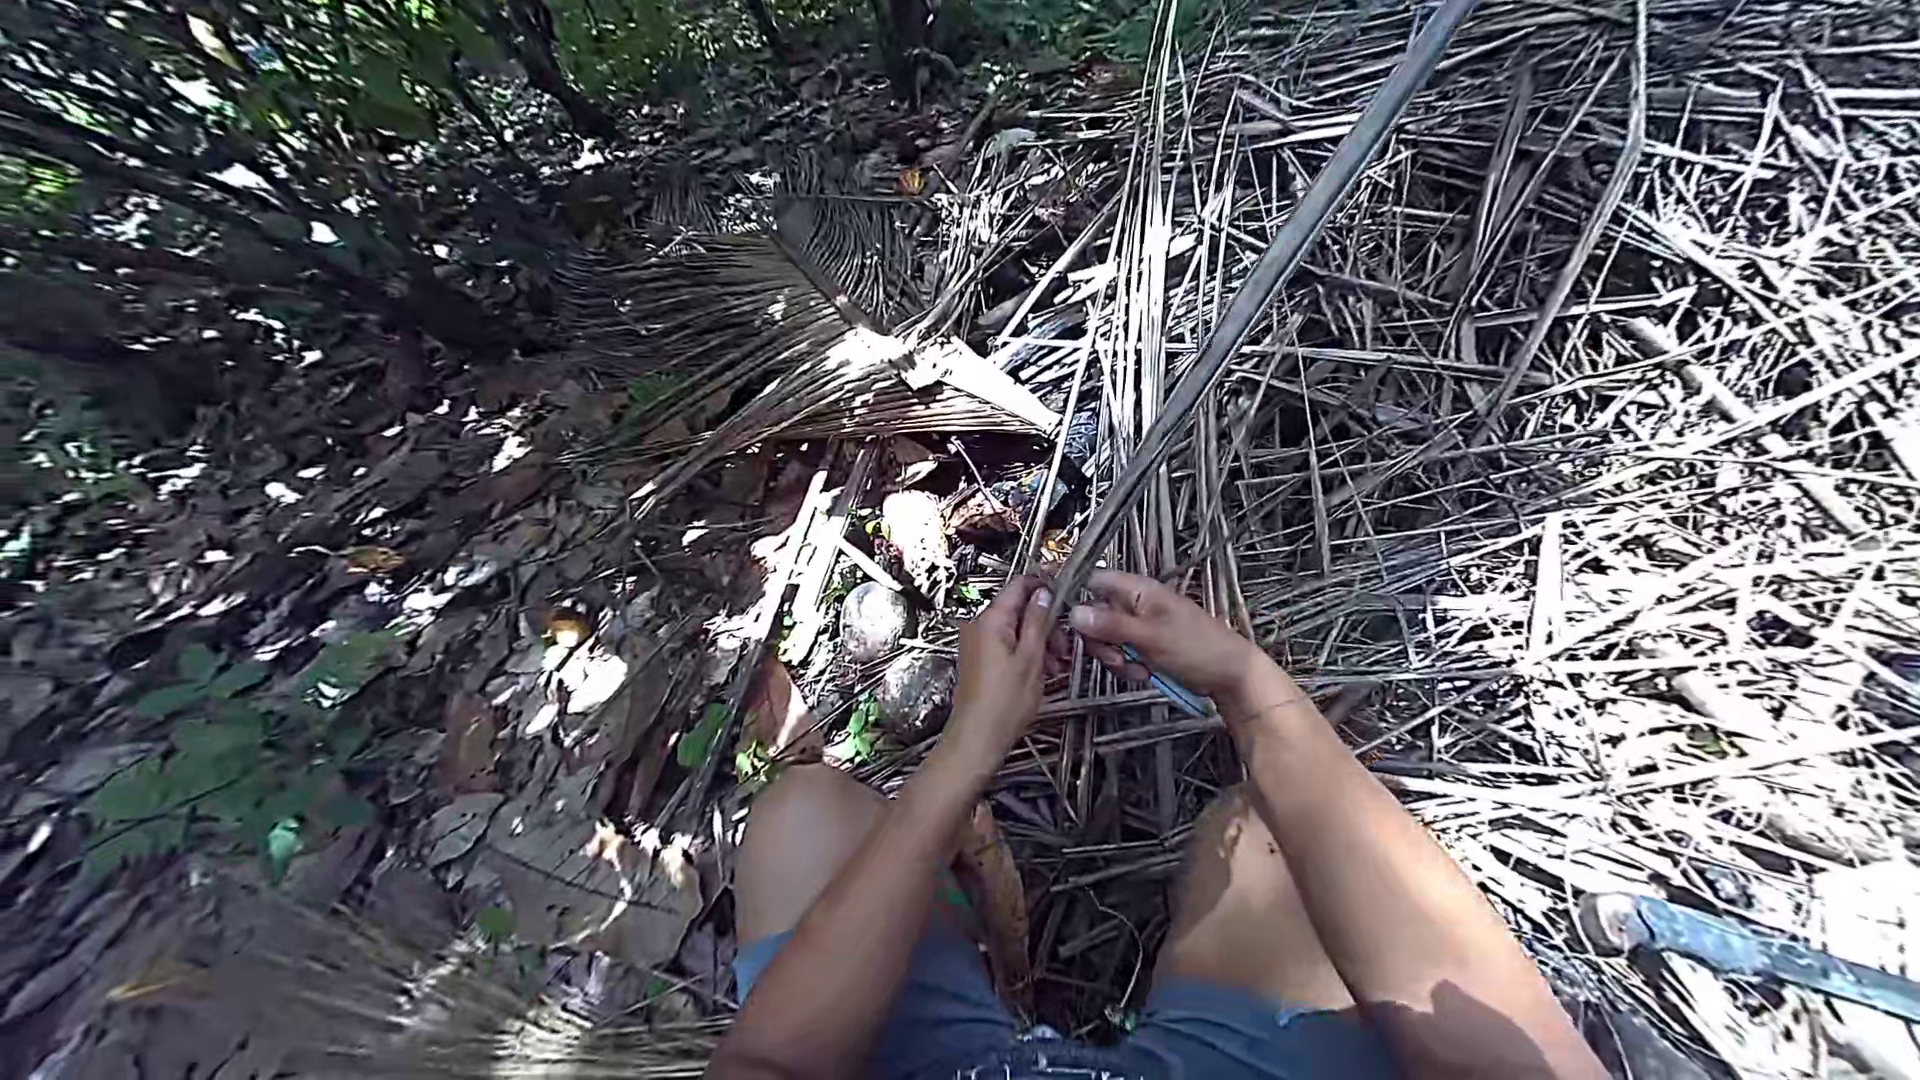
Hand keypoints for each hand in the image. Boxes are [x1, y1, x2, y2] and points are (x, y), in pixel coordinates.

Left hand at [946, 574, 1058, 763]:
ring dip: (1039, 640)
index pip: (1019, 584)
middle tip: (1062, 644)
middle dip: (1046, 622)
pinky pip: (1007, 644)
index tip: (1064, 597)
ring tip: (1055, 664)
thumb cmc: (1001, 704)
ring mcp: (978, 642)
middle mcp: (980, 625)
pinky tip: (1041, 671)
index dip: (1044, 587)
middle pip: (1019, 608)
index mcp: (991, 619)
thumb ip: (1038, 621)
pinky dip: (1026, 652)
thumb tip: (1044, 594)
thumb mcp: (1031, 657)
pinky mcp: (981, 658)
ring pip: (1016, 628)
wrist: (978, 736)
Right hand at [1068, 570, 1282, 718]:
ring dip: (1114, 657)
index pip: (1095, 581)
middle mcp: (1135, 604)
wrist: (1231, 678)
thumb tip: (1074, 612)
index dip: (1079, 598)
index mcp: (1138, 590)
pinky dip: (1127, 666)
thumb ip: (1111, 624)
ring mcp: (1139, 626)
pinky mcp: (1144, 646)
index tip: (1073, 624)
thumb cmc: (1200, 648)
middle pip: (1095, 615)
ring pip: (1105, 638)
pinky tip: (1143, 673)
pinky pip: (1121, 653)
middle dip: (1100, 640)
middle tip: (1118, 657)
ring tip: (1137, 668)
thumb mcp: (1150, 636)